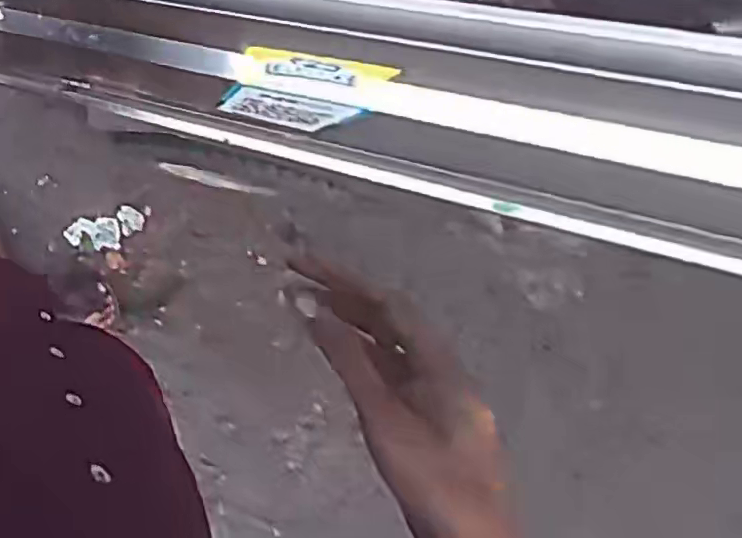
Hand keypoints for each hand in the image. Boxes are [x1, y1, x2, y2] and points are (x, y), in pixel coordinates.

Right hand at [289, 256, 518, 537]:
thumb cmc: (430, 478)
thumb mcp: (382, 415)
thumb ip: (348, 358)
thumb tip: (312, 308)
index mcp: (443, 368)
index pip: (390, 305)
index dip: (345, 278)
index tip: (302, 263)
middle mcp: (444, 373)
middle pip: (391, 319)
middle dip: (343, 292)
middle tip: (297, 275)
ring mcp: (437, 395)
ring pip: (389, 341)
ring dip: (349, 318)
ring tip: (306, 302)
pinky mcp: (426, 415)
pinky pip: (387, 364)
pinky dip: (357, 346)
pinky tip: (332, 345)